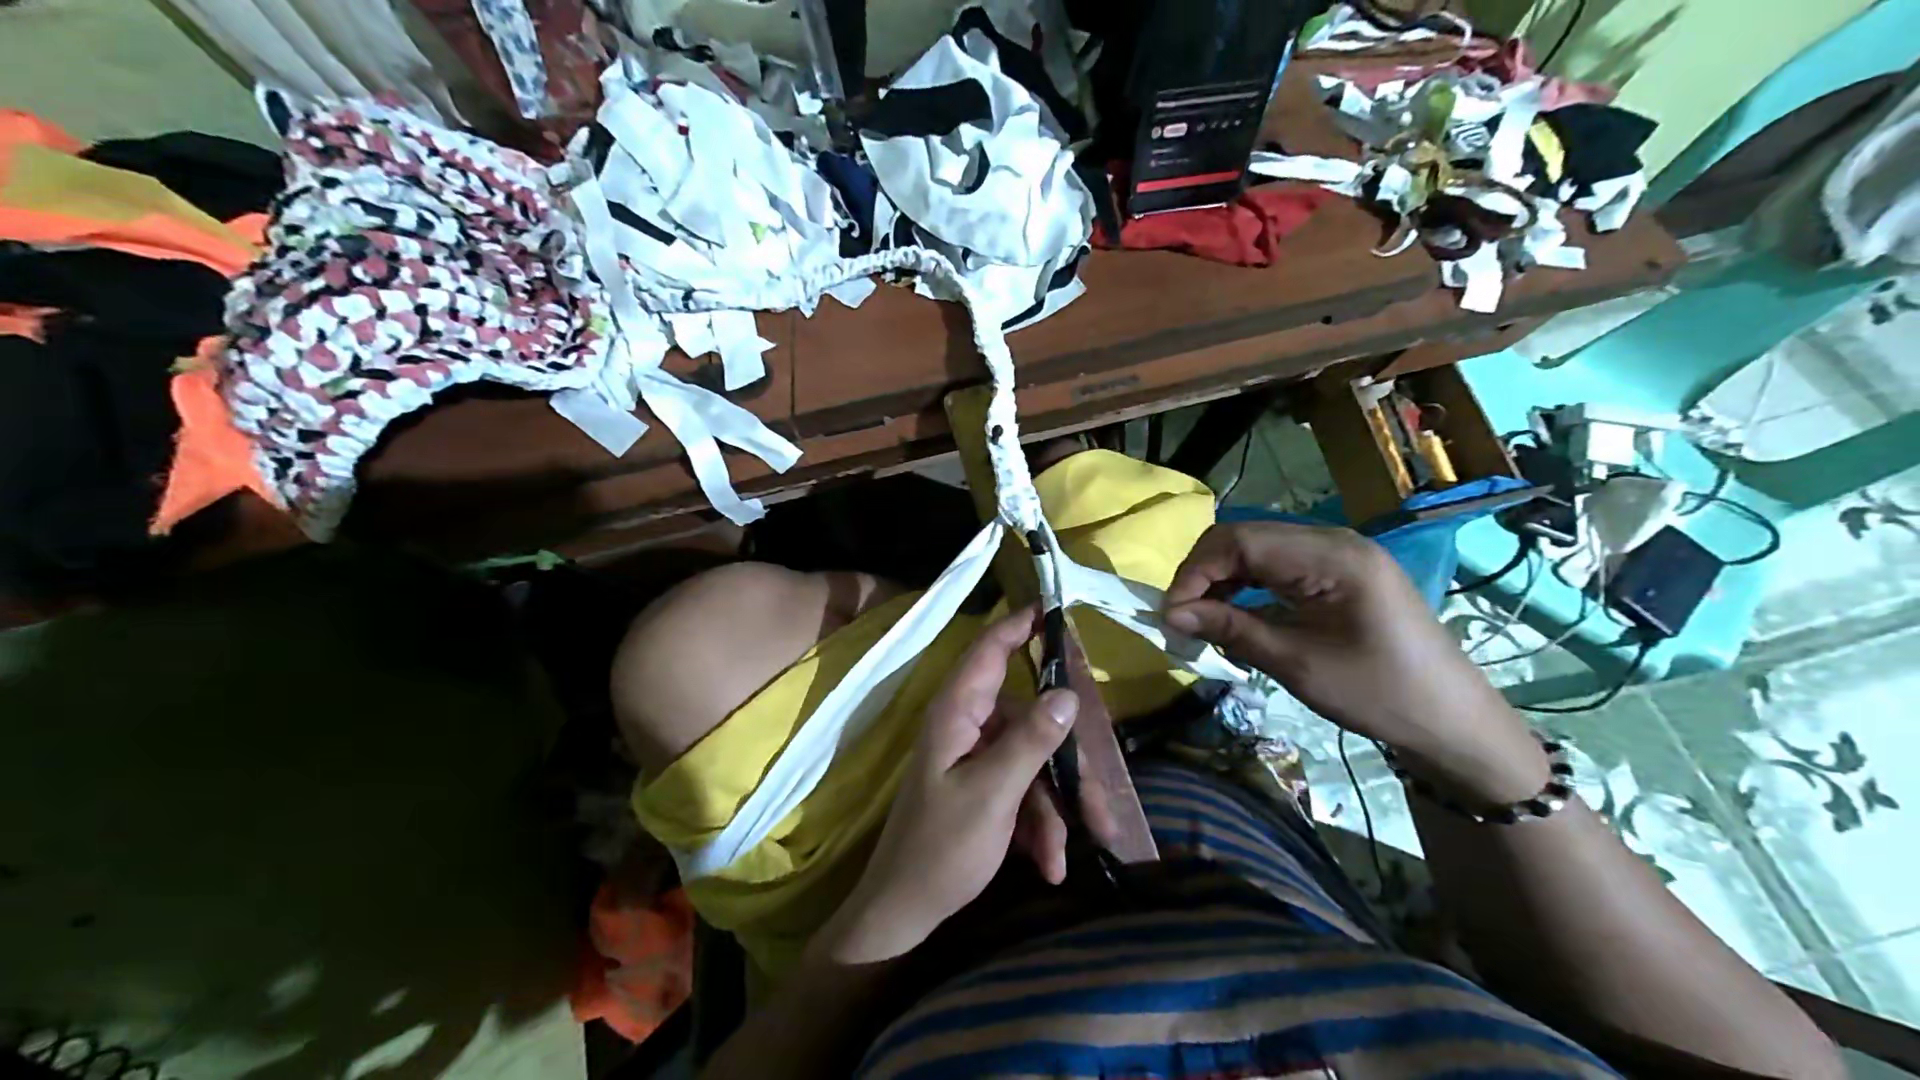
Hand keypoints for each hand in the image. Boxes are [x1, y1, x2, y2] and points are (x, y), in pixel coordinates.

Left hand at [815, 608, 1077, 964]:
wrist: (904, 912)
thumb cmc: (941, 848)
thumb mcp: (993, 794)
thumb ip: (1031, 740)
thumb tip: (1066, 692)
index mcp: (958, 713)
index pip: (989, 650)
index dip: (1019, 624)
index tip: (1055, 606)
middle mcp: (967, 726)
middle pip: (1030, 720)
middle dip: (1065, 765)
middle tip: (1099, 806)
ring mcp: (974, 757)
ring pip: (1032, 761)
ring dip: (1055, 808)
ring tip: (1064, 854)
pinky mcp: (981, 786)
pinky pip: (1022, 790)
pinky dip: (1038, 825)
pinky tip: (1049, 864)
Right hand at [1164, 522, 1546, 807]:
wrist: (1451, 720)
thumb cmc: (1378, 693)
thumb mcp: (1296, 663)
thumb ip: (1231, 630)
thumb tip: (1170, 615)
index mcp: (1331, 556)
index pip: (1239, 540)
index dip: (1195, 571)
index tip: (1172, 614)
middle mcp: (1333, 541)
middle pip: (1245, 537)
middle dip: (1204, 573)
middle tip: (1182, 618)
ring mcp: (1338, 553)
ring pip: (1257, 549)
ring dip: (1223, 579)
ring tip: (1202, 619)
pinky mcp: (1338, 571)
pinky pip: (1278, 565)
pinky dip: (1247, 586)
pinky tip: (1235, 615)